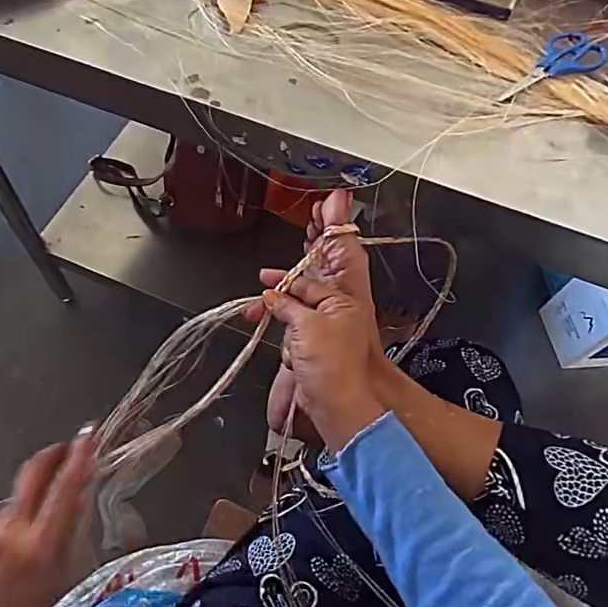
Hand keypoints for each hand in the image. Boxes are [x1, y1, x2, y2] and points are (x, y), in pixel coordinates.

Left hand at [0, 427, 97, 606]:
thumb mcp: (61, 578)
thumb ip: (71, 535)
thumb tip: (79, 499)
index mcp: (41, 544)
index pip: (64, 488)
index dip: (78, 458)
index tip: (87, 436)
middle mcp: (13, 529)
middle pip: (33, 472)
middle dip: (51, 454)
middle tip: (66, 448)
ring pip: (17, 497)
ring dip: (32, 496)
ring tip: (40, 518)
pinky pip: (0, 519)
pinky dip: (12, 523)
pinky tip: (11, 547)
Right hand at [247, 191, 394, 451]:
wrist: (338, 408)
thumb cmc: (334, 367)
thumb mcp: (308, 325)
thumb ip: (287, 303)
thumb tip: (272, 294)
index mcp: (344, 292)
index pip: (339, 248)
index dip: (333, 223)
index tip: (332, 198)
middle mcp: (337, 302)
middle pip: (327, 261)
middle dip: (318, 239)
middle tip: (313, 213)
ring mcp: (323, 319)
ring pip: (307, 285)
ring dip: (289, 276)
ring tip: (269, 274)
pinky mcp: (310, 337)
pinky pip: (293, 310)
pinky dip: (278, 304)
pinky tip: (263, 304)